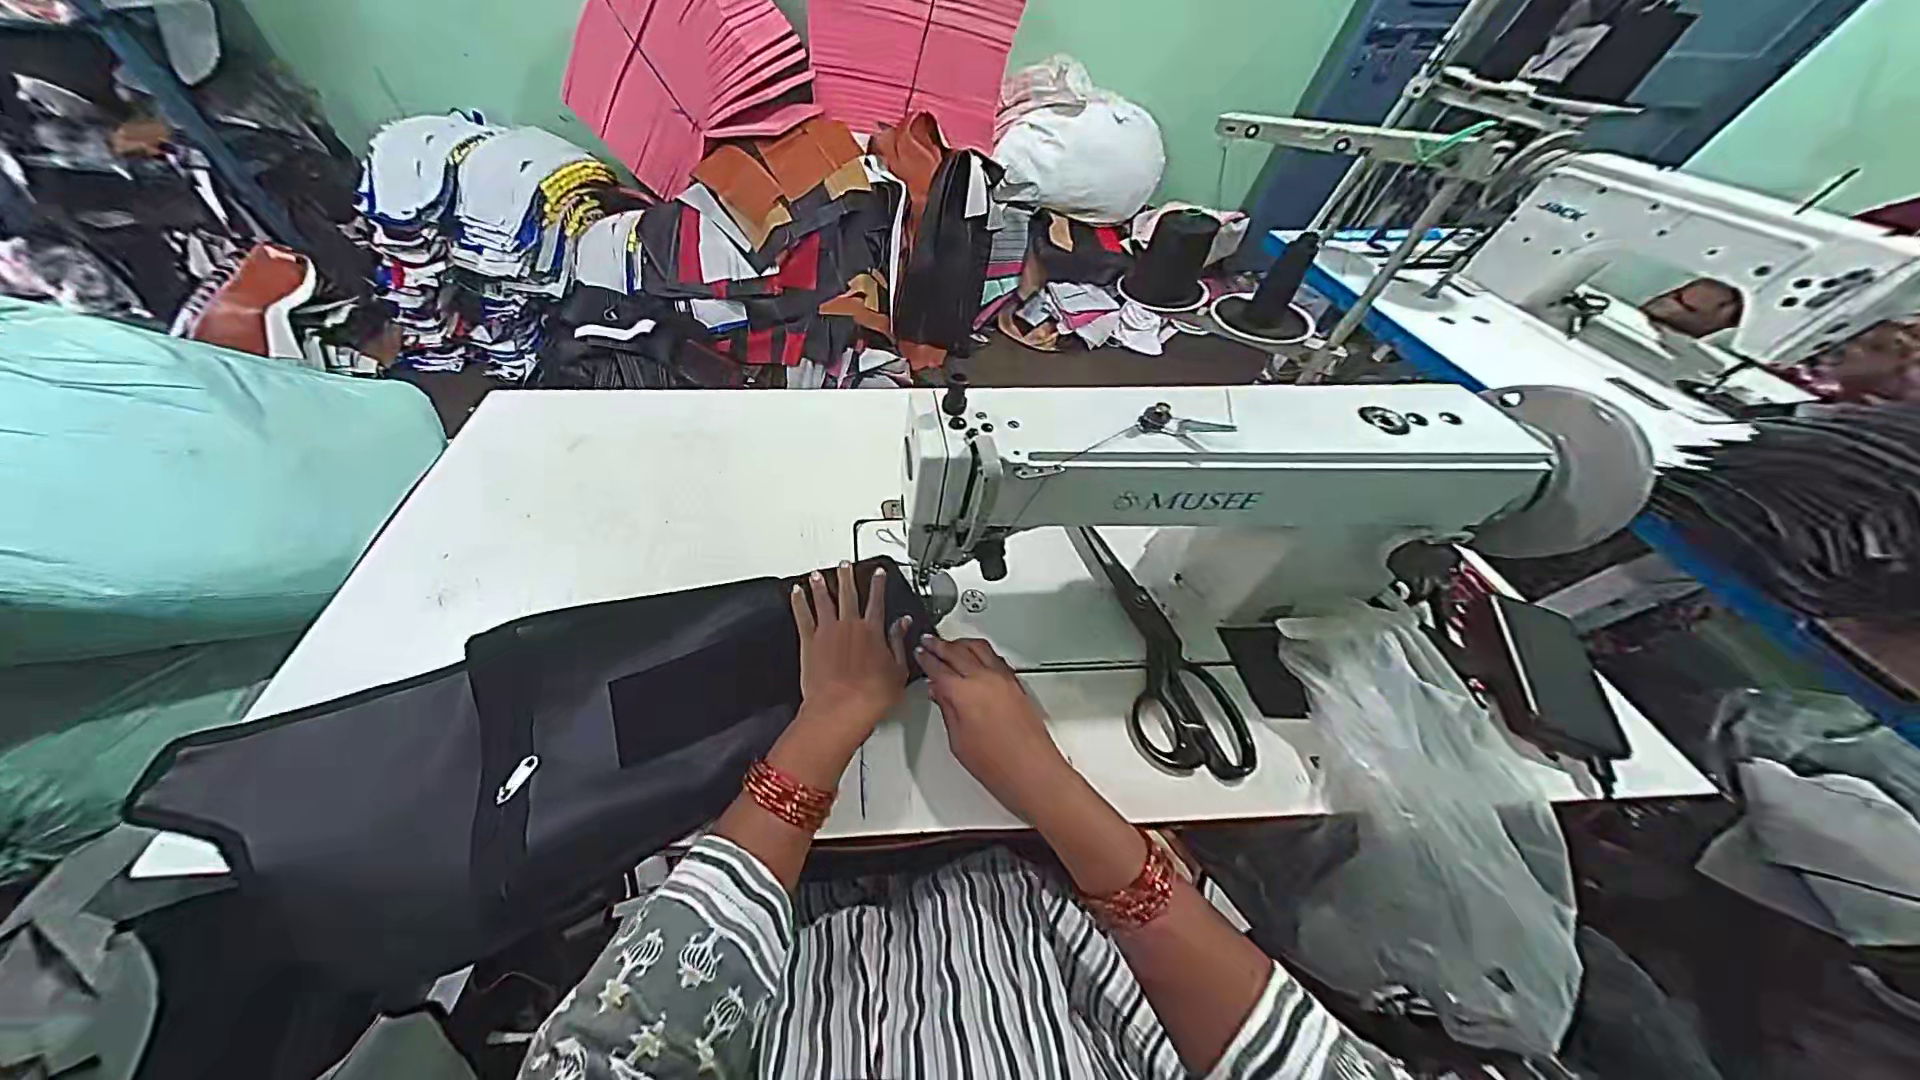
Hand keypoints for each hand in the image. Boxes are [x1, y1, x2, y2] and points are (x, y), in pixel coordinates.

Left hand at [790, 562, 912, 745]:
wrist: (841, 708)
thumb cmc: (870, 695)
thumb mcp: (898, 670)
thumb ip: (899, 642)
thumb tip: (903, 625)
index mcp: (873, 630)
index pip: (877, 600)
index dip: (879, 584)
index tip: (878, 573)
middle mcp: (849, 625)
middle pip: (848, 593)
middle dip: (847, 576)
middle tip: (845, 564)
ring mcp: (827, 632)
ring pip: (824, 600)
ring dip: (821, 585)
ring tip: (818, 574)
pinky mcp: (809, 643)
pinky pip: (803, 616)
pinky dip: (799, 602)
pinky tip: (796, 593)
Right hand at [917, 636, 1071, 821]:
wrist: (1033, 772)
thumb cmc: (1000, 765)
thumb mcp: (958, 741)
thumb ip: (947, 710)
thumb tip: (940, 693)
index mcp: (964, 692)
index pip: (938, 667)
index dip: (925, 659)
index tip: (919, 654)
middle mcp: (985, 679)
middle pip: (956, 651)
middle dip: (939, 645)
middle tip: (928, 642)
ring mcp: (1003, 679)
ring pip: (978, 647)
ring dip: (960, 643)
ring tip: (950, 643)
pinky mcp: (1017, 683)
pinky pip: (995, 656)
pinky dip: (980, 650)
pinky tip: (976, 654)